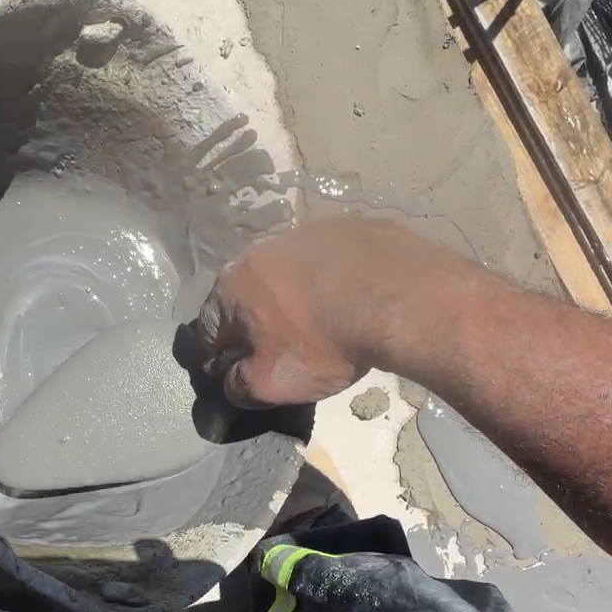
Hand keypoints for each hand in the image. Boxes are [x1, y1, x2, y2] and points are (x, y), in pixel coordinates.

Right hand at [197, 217, 452, 406]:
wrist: (400, 298)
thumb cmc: (323, 344)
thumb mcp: (271, 384)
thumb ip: (239, 386)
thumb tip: (231, 382)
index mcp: (233, 285)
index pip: (210, 327)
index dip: (222, 356)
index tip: (242, 372)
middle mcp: (262, 249)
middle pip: (250, 294)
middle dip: (258, 321)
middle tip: (284, 348)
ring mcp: (308, 231)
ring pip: (290, 273)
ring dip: (296, 296)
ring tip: (324, 323)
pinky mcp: (350, 226)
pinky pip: (332, 260)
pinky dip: (334, 279)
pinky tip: (356, 300)